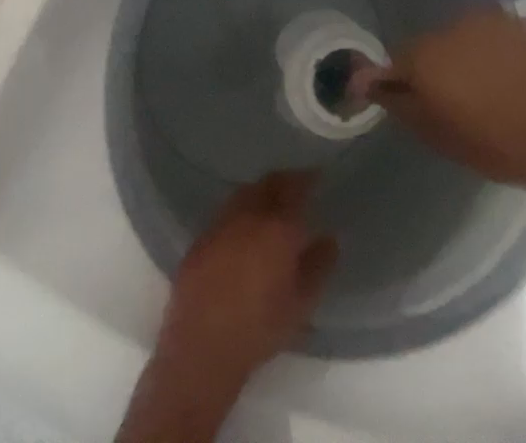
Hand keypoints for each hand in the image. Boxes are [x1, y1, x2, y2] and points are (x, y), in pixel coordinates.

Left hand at [156, 170, 338, 383]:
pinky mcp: (197, 244)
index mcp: (278, 229)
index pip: (295, 188)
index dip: (307, 178)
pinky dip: (237, 215)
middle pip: (266, 185)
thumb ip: (319, 266)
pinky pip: (222, 217)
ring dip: (258, 194)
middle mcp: (246, 218)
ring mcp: (217, 228)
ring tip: (269, 206)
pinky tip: (241, 233)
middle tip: (296, 187)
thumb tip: (328, 239)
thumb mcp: (302, 303)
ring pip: (241, 196)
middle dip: (283, 181)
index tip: (317, 176)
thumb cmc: (260, 328)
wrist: (201, 350)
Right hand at [351, 8, 525, 200]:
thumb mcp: (444, 139)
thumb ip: (402, 105)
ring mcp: (497, 19)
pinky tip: (517, 83)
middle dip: (433, 70)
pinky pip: (498, 37)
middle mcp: (457, 25)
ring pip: (465, 38)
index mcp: (428, 55)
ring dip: (467, 60)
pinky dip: (498, 55)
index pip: (393, 62)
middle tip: (452, 106)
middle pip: (430, 46)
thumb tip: (369, 83)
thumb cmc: (508, 148)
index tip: (408, 106)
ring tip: (488, 95)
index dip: (397, 85)